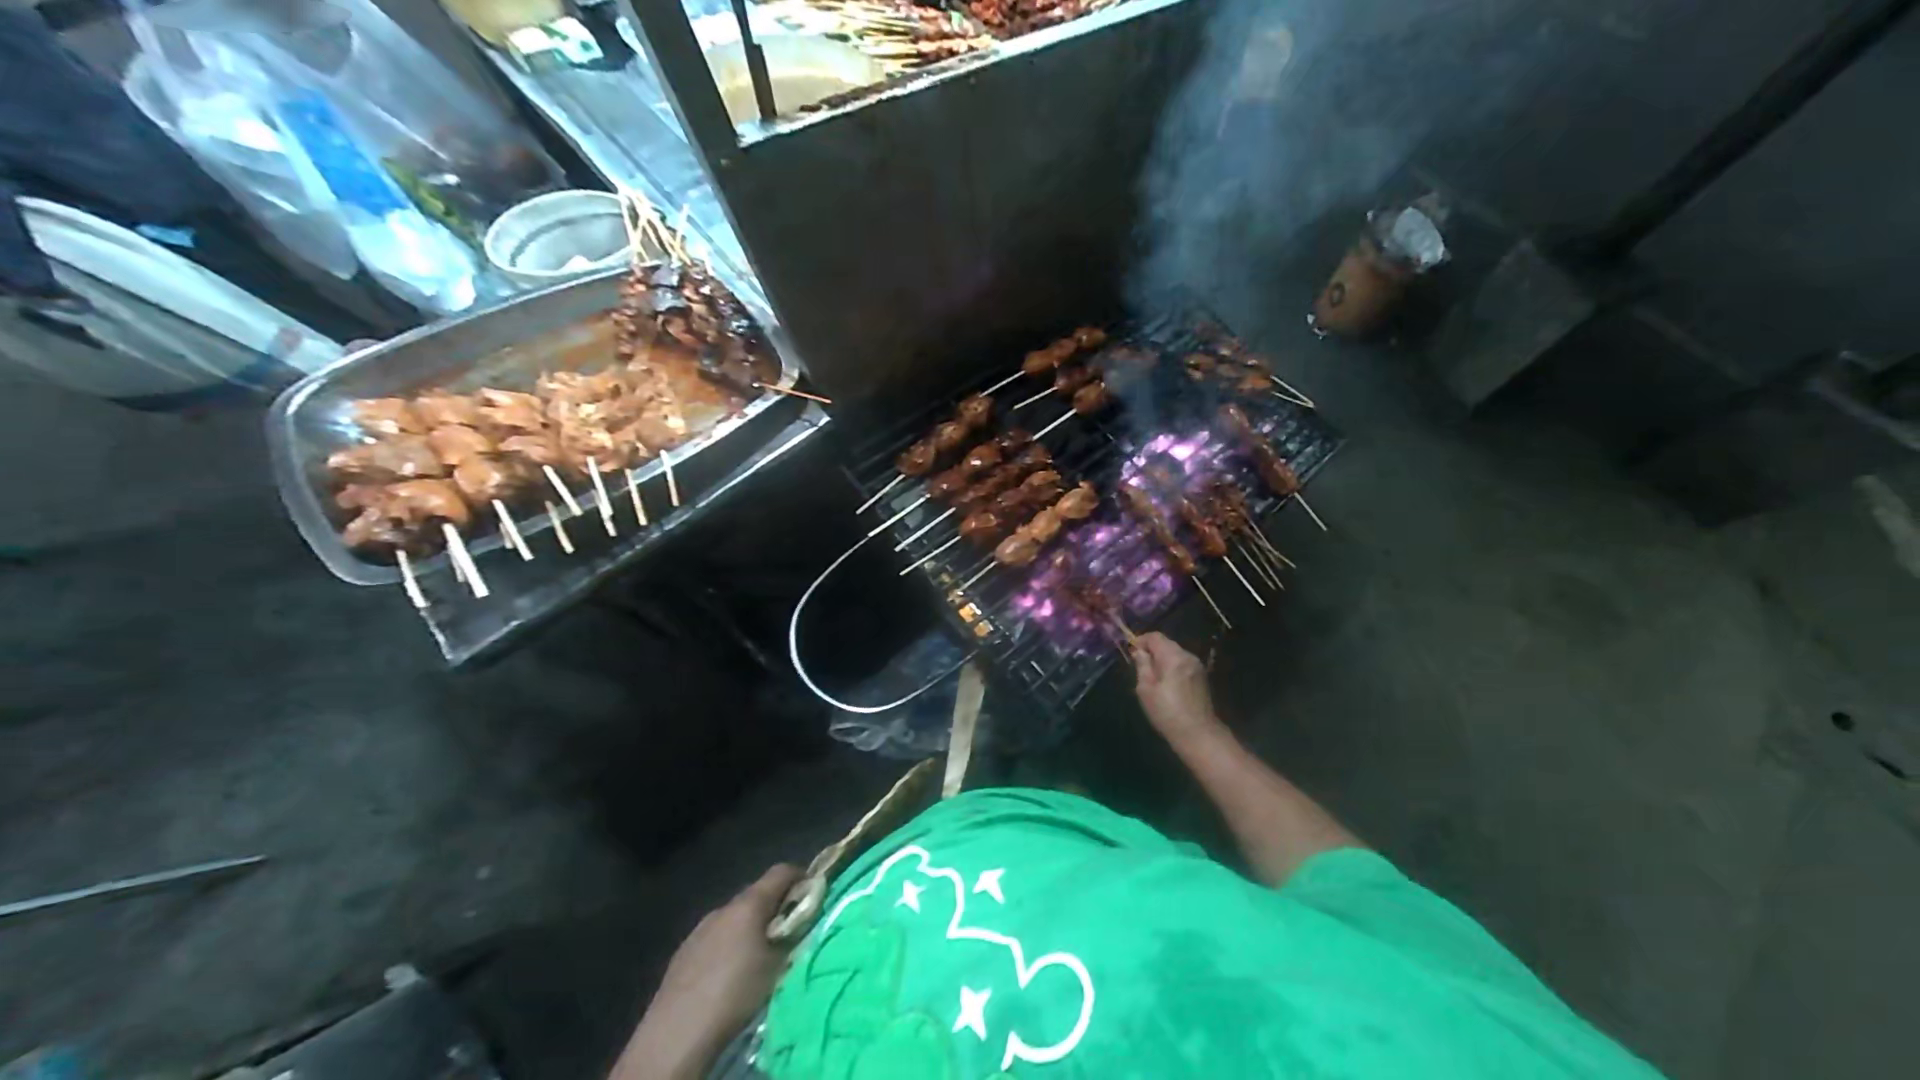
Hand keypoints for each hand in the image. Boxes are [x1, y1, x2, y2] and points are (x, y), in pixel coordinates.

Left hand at [613, 863, 802, 1079]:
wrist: (675, 1035)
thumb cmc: (735, 994)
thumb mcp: (778, 966)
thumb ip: (795, 936)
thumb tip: (806, 918)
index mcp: (748, 904)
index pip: (781, 871)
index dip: (802, 878)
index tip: (814, 897)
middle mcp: (723, 908)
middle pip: (757, 894)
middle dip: (777, 908)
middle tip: (791, 934)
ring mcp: (699, 929)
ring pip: (735, 918)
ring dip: (751, 928)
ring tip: (760, 959)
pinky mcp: (683, 953)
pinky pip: (716, 938)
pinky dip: (729, 946)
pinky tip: (729, 976)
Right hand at [1131, 632, 1222, 742]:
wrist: (1198, 733)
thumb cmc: (1167, 712)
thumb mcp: (1146, 689)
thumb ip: (1142, 666)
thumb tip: (1139, 652)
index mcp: (1174, 657)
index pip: (1155, 637)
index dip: (1141, 640)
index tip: (1131, 652)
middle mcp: (1188, 656)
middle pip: (1167, 644)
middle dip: (1152, 650)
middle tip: (1139, 665)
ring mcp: (1197, 666)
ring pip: (1175, 653)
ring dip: (1162, 658)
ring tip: (1151, 675)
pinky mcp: (1202, 677)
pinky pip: (1183, 663)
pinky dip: (1172, 666)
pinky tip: (1166, 682)